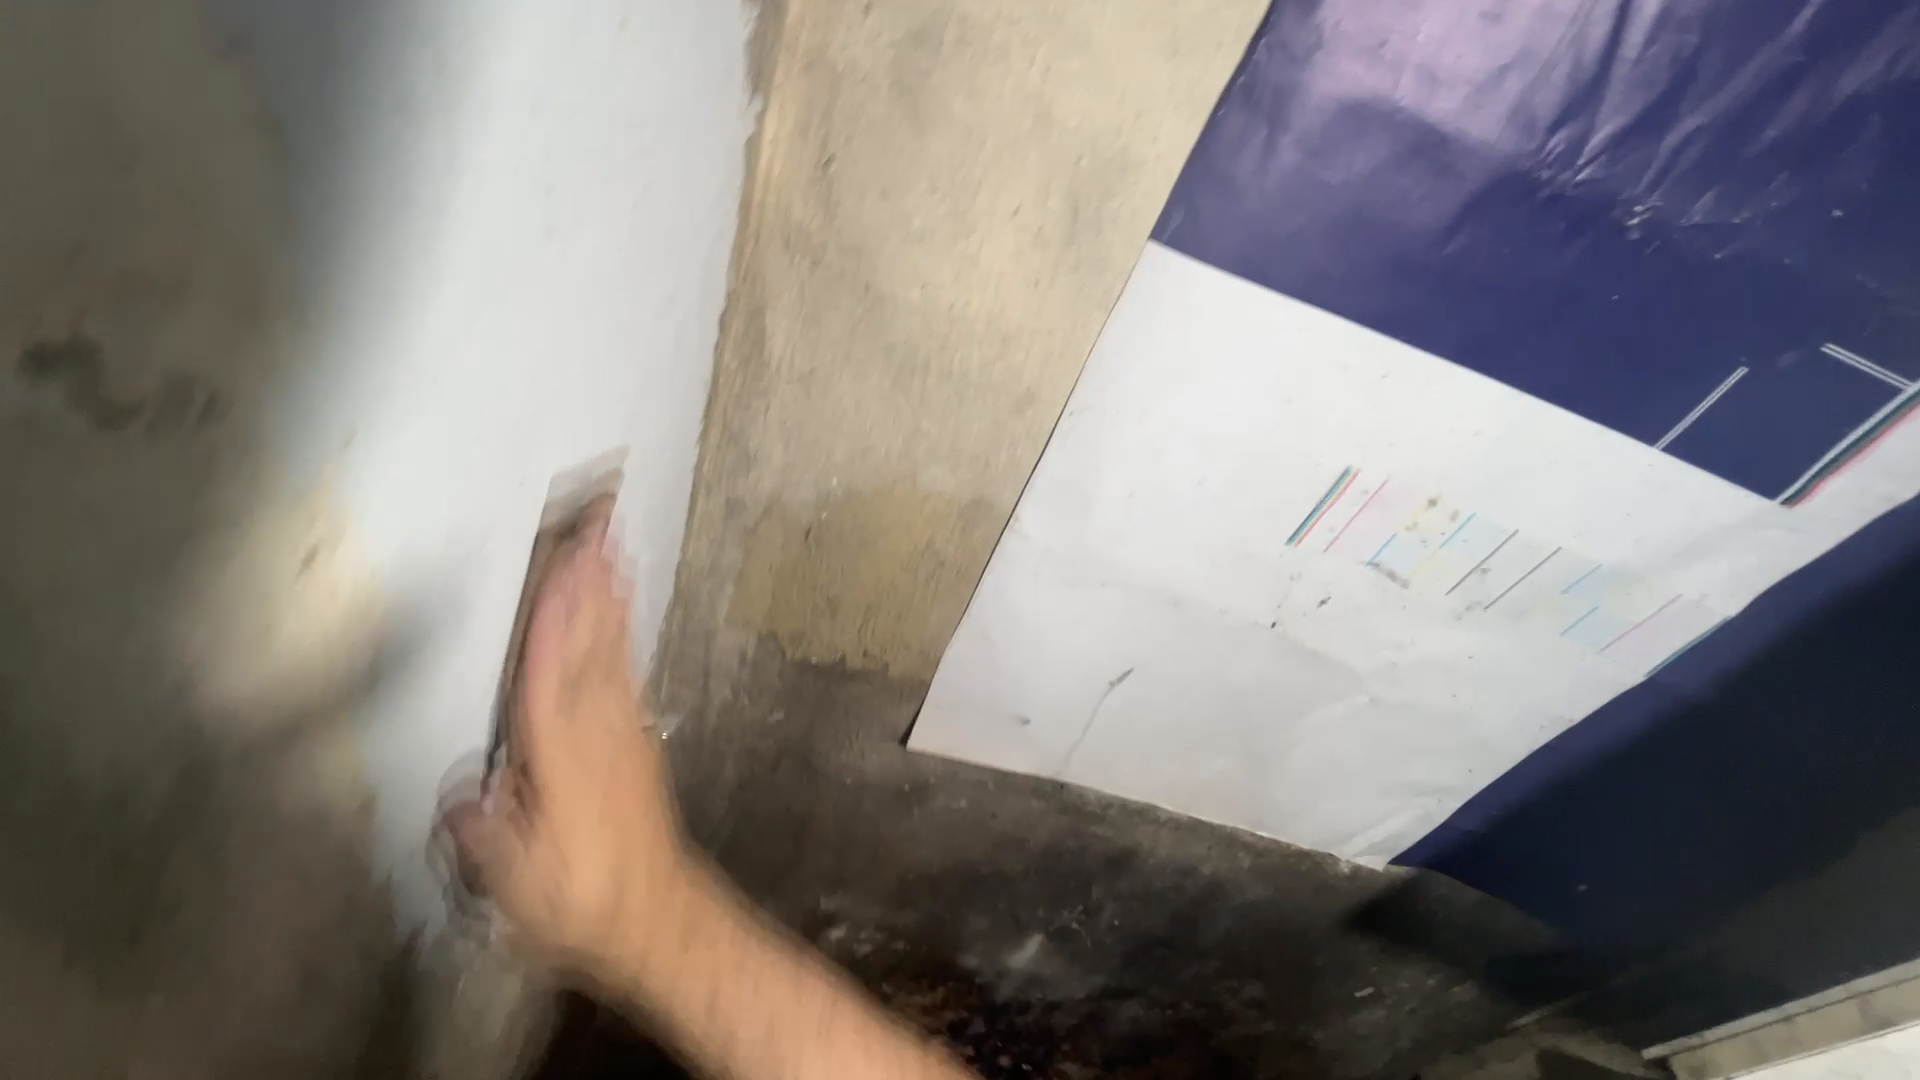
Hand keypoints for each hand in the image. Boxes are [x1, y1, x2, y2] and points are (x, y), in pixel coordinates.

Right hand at [443, 506, 690, 987]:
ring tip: (616, 551)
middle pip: (592, 643)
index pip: (554, 670)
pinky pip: (631, 672)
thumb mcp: (516, 882)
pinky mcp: (640, 739)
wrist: (653, 912)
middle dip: (594, 584)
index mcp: (564, 756)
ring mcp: (627, 731)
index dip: (557, 614)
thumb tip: (469, 788)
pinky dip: (627, 636)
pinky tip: (625, 615)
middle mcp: (600, 730)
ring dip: (614, 599)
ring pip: (615, 650)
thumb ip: (487, 829)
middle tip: (602, 528)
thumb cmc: (581, 900)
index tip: (563, 563)